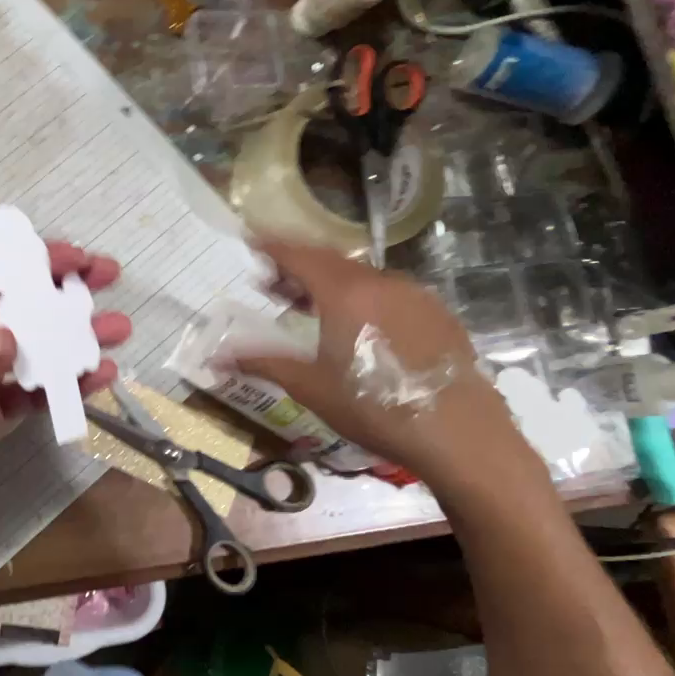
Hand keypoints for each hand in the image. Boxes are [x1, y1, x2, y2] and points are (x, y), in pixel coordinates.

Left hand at [0, 243, 130, 519]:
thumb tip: (14, 341)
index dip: (30, 262)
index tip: (74, 256)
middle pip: (18, 305)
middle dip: (61, 292)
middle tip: (108, 278)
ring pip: (33, 348)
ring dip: (71, 338)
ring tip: (116, 332)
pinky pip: (31, 391)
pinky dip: (62, 386)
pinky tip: (95, 378)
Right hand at [237, 239, 535, 489]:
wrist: (460, 435)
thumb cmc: (374, 407)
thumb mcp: (309, 387)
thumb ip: (261, 363)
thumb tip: (214, 358)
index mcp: (345, 294)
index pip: (300, 256)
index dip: (272, 247)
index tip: (250, 239)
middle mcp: (381, 284)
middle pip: (331, 262)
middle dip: (297, 268)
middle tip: (271, 283)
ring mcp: (416, 297)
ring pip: (362, 278)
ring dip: (330, 285)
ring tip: (308, 308)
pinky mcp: (438, 316)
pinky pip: (389, 294)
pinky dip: (361, 298)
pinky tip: (355, 328)